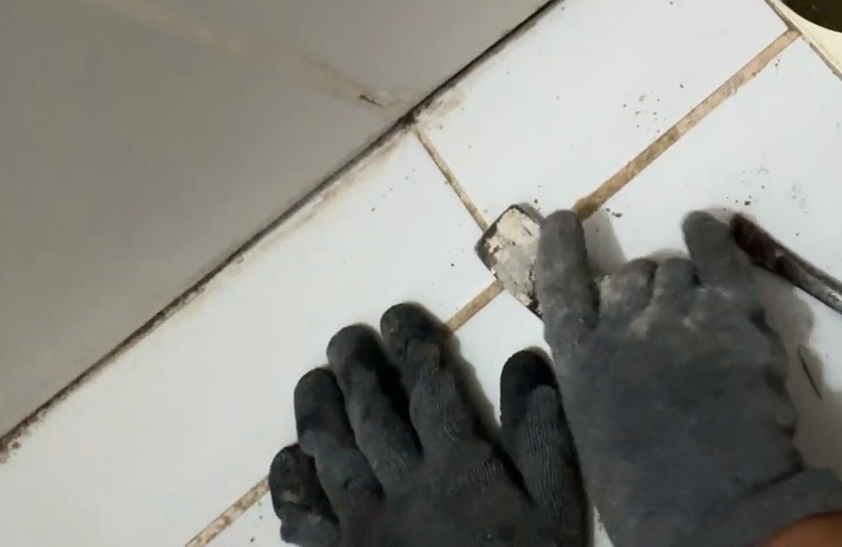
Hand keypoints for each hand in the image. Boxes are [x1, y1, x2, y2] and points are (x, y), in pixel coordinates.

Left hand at [269, 303, 586, 546]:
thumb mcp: (555, 500)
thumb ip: (541, 430)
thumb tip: (524, 358)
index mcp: (454, 465)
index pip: (427, 388)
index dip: (410, 346)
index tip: (396, 315)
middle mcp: (400, 487)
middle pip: (371, 415)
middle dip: (357, 369)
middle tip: (345, 337)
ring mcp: (363, 529)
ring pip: (331, 457)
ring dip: (318, 413)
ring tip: (313, 379)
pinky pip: (304, 522)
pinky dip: (291, 488)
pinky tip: (287, 460)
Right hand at [536, 210, 841, 546]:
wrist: (719, 508)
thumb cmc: (647, 491)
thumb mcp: (595, 429)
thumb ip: (596, 375)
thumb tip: (601, 342)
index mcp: (582, 358)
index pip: (561, 284)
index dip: (560, 248)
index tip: (564, 219)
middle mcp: (625, 321)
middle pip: (632, 275)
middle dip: (644, 289)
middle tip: (663, 317)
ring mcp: (679, 309)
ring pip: (675, 268)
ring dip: (681, 283)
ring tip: (695, 311)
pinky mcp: (730, 307)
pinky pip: (717, 255)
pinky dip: (710, 236)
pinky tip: (704, 229)